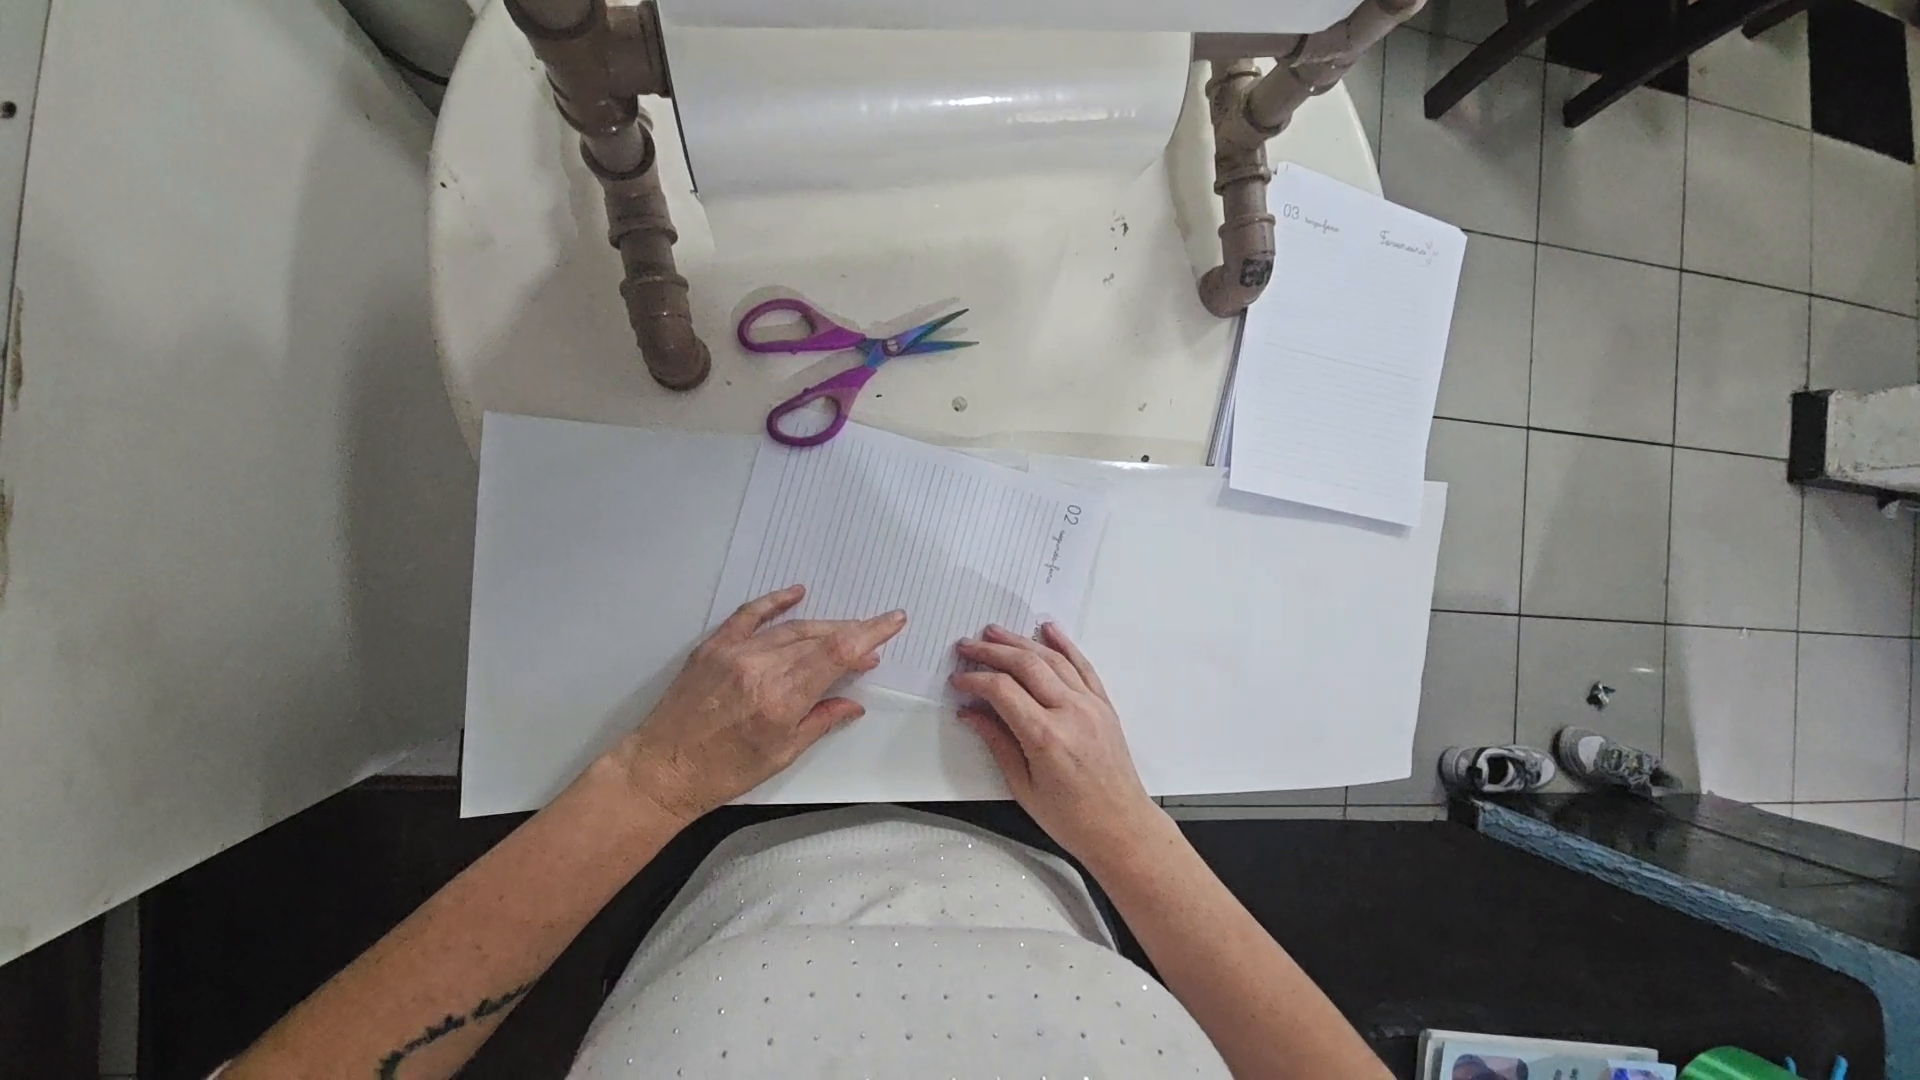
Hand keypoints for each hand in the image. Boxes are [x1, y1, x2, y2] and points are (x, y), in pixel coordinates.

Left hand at [614, 585, 906, 822]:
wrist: (661, 770)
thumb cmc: (724, 772)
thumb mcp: (781, 755)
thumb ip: (821, 721)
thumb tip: (854, 702)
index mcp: (781, 700)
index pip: (837, 654)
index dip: (871, 633)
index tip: (894, 620)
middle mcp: (760, 669)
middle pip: (820, 637)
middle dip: (853, 635)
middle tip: (873, 643)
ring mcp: (735, 653)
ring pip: (792, 628)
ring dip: (824, 627)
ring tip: (846, 632)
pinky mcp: (714, 646)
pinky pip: (750, 615)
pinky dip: (776, 601)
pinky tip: (797, 592)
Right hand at [952, 623, 1164, 869]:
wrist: (1122, 828)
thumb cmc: (1072, 819)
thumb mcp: (1023, 786)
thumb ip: (997, 742)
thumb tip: (970, 714)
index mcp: (1046, 736)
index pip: (1002, 690)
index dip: (975, 680)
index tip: (958, 679)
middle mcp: (1070, 713)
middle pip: (1025, 665)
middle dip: (991, 651)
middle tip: (967, 646)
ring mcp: (1090, 705)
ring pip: (1052, 659)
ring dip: (1021, 641)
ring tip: (995, 632)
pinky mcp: (1104, 705)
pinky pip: (1083, 665)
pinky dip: (1064, 644)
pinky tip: (1048, 630)